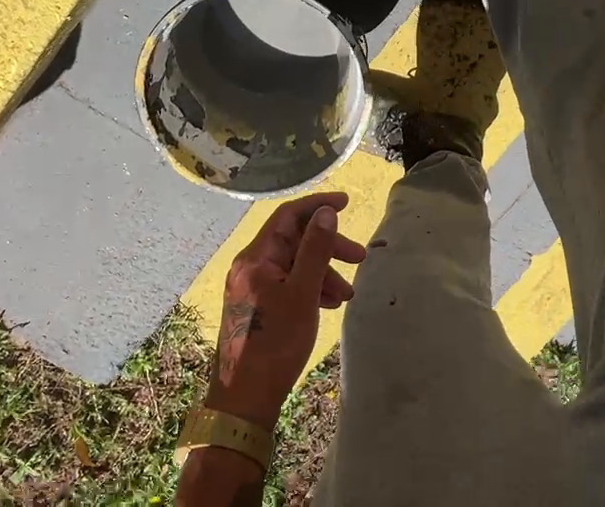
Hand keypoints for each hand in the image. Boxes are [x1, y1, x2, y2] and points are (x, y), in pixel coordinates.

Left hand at [207, 191, 365, 428]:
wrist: (244, 401)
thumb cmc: (275, 344)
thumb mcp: (302, 294)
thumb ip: (315, 250)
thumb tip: (326, 212)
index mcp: (255, 258)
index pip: (287, 216)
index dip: (317, 205)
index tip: (346, 203)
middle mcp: (249, 267)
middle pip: (293, 241)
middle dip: (327, 246)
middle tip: (359, 257)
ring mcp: (251, 289)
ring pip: (293, 265)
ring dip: (323, 272)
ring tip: (347, 294)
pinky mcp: (256, 309)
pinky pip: (288, 285)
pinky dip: (310, 289)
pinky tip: (328, 305)